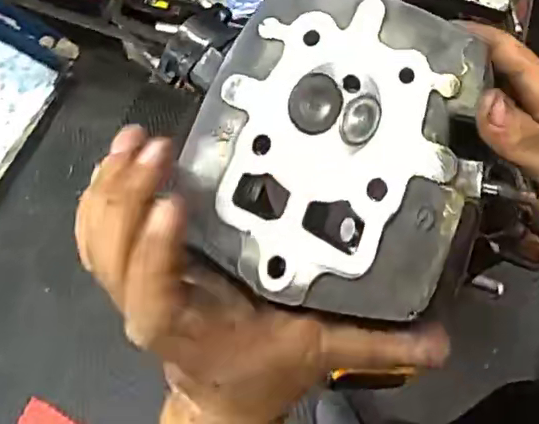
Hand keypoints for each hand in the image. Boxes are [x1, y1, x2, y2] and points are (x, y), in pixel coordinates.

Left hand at [76, 125, 449, 423]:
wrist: (221, 399)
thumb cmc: (263, 368)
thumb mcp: (321, 353)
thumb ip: (377, 341)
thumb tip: (439, 340)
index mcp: (193, 323)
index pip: (157, 295)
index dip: (157, 253)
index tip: (175, 205)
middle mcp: (154, 302)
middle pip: (115, 257)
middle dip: (130, 198)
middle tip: (158, 146)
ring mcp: (138, 285)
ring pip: (100, 240)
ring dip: (111, 188)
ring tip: (135, 139)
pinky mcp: (137, 266)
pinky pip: (100, 233)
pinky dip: (101, 194)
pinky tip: (120, 154)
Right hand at [467, 24, 538, 258]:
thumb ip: (518, 133)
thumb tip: (482, 100)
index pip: (510, 51)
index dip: (477, 35)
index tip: (444, 28)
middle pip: (507, 69)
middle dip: (471, 61)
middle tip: (432, 66)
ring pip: (511, 95)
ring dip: (481, 89)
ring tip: (445, 96)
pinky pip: (519, 118)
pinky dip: (495, 118)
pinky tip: (480, 133)